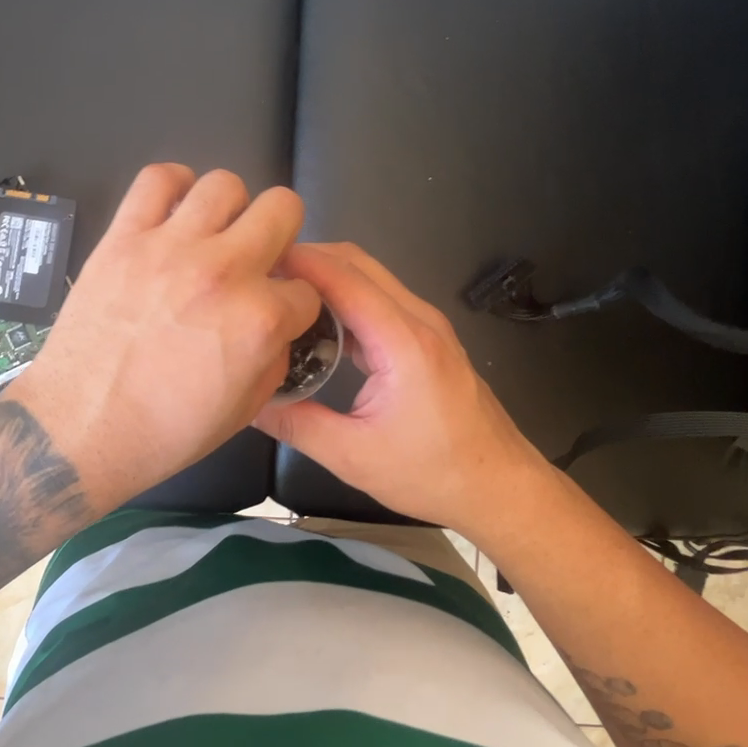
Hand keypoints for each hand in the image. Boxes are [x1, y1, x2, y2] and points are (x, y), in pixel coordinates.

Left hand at [6, 166, 321, 505]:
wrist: (83, 428)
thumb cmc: (164, 433)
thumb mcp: (244, 410)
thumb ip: (274, 359)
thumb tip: (277, 327)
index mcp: (260, 320)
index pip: (305, 288)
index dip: (294, 303)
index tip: (276, 312)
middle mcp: (224, 271)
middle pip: (282, 209)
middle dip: (281, 235)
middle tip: (257, 258)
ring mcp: (171, 247)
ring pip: (225, 184)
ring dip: (230, 209)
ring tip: (213, 234)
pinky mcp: (124, 237)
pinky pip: (156, 179)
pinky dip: (172, 184)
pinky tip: (174, 209)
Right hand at [253, 243, 550, 530]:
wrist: (501, 488)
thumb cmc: (433, 474)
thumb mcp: (353, 457)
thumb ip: (295, 424)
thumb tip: (246, 401)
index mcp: (403, 342)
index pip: (343, 278)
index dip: (296, 261)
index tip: (252, 262)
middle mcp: (418, 320)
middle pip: (357, 262)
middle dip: (306, 258)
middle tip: (256, 276)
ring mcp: (426, 325)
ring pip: (369, 276)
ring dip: (324, 274)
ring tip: (277, 294)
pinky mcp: (425, 337)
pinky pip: (378, 299)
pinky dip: (342, 296)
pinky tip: (312, 321)